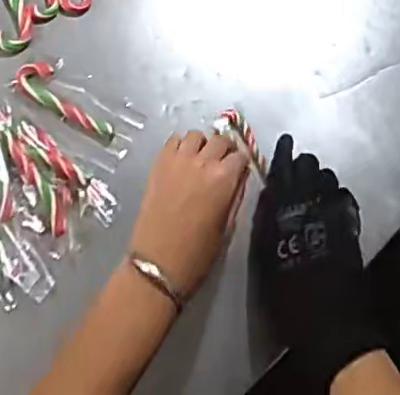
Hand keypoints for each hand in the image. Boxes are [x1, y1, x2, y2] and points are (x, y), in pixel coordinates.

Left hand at [129, 131, 249, 294]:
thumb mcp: (226, 226)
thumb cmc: (197, 253)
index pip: (241, 155)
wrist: (157, 264)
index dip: (241, 162)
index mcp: (224, 178)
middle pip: (220, 139)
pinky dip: (180, 144)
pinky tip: (181, 159)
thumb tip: (240, 177)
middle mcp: (203, 161)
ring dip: (202, 144)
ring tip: (199, 159)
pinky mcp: (160, 162)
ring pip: (197, 134)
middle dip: (225, 149)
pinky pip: (173, 139)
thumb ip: (235, 196)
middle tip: (221, 163)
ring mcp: (179, 159)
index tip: (239, 169)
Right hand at [252, 136, 383, 389]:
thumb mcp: (266, 260)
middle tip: (298, 169)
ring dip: (321, 179)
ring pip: (329, 179)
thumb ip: (267, 223)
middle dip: (303, 165)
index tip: (285, 142)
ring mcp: (336, 212)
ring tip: (315, 187)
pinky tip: (334, 204)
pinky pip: (344, 198)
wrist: (331, 325)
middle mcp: (313, 203)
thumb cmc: (289, 298)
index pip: (284, 167)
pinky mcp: (352, 226)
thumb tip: (268, 196)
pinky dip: (337, 196)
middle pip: (310, 167)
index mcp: (286, 208)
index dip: (284, 152)